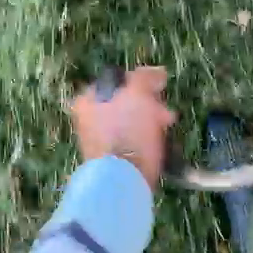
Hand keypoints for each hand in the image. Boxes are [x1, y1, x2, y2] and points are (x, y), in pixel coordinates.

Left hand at [71, 67, 177, 187]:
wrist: (123, 180)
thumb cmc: (128, 130)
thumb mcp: (138, 93)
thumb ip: (145, 77)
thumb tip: (157, 71)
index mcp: (87, 98)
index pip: (118, 80)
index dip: (142, 83)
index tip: (159, 90)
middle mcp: (87, 118)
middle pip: (125, 101)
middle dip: (149, 104)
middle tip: (165, 113)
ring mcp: (97, 140)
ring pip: (130, 121)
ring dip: (150, 121)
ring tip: (165, 129)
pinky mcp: (110, 160)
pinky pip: (130, 141)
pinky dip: (144, 140)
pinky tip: (158, 145)